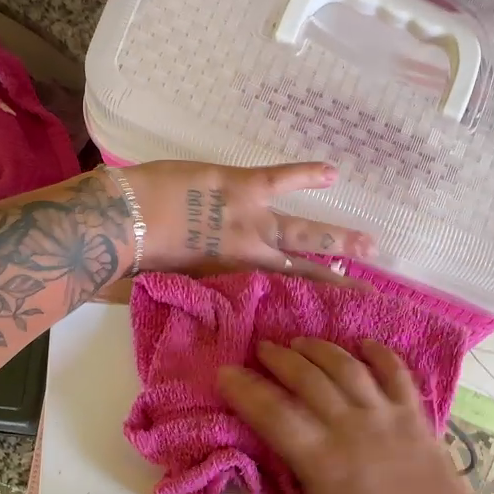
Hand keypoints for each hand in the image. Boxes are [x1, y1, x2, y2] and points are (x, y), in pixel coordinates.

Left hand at [120, 161, 376, 285]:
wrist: (124, 224)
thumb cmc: (142, 263)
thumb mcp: (180, 286)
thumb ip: (204, 292)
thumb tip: (217, 306)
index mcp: (237, 283)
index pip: (282, 296)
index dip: (308, 306)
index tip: (333, 319)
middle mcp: (253, 258)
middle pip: (305, 271)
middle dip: (337, 281)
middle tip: (368, 290)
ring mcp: (252, 220)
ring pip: (305, 233)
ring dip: (339, 240)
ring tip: (370, 246)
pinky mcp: (243, 186)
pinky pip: (283, 179)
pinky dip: (307, 174)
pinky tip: (333, 173)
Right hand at [216, 337, 493, 493]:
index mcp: (321, 457)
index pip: (274, 414)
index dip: (246, 391)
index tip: (226, 372)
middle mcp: (348, 425)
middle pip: (308, 379)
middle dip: (280, 359)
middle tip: (261, 347)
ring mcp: (383, 413)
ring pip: (346, 368)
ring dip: (320, 349)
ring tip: (299, 341)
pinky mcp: (412, 411)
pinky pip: (395, 372)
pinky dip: (380, 353)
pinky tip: (364, 343)